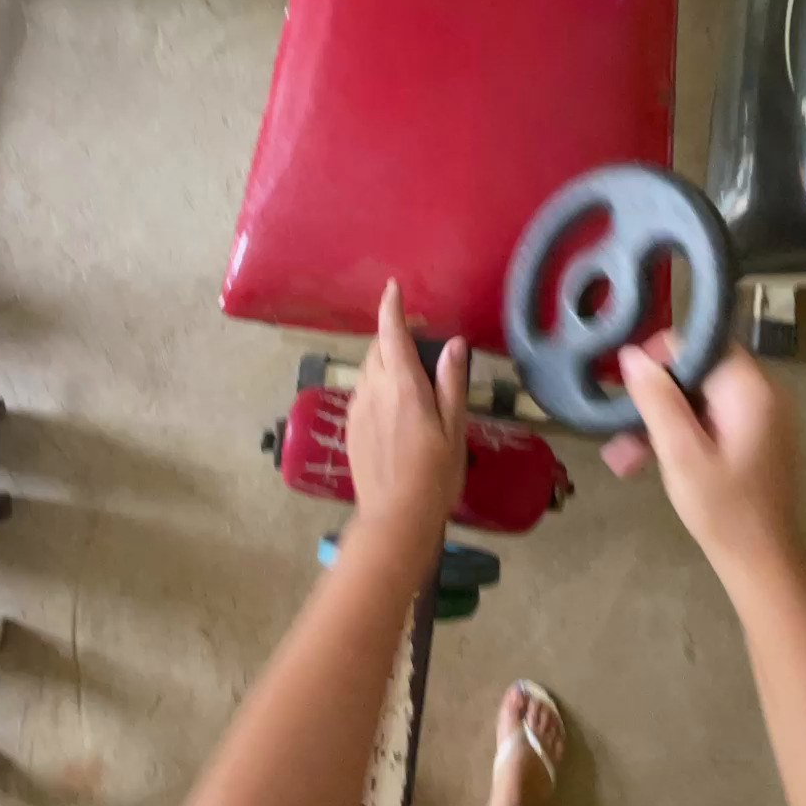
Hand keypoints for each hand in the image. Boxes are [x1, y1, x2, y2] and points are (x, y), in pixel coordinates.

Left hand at [347, 281, 468, 551]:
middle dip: (393, 334)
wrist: (395, 517)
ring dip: (384, 359)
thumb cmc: (435, 474)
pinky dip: (376, 382)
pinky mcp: (351, 427)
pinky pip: (362, 391)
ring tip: (408, 370)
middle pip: (377, 348)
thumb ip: (451, 383)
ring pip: (368, 369)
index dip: (392, 308)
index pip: (391, 334)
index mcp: (402, 386)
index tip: (393, 288)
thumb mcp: (454, 429)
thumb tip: (453, 344)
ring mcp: (358, 409)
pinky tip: (393, 402)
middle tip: (418, 339)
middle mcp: (373, 390)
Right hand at [611, 333, 800, 580]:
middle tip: (618, 430)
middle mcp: (760, 392)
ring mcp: (757, 413)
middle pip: (693, 371)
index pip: (697, 344)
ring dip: (656, 421)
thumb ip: (657, 399)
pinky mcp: (749, 433)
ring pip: (693, 396)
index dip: (657, 359)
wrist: (760, 559)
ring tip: (623, 457)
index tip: (626, 386)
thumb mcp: (680, 452)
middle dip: (651, 398)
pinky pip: (704, 416)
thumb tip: (630, 354)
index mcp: (750, 389)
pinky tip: (644, 459)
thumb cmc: (721, 508)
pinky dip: (675, 433)